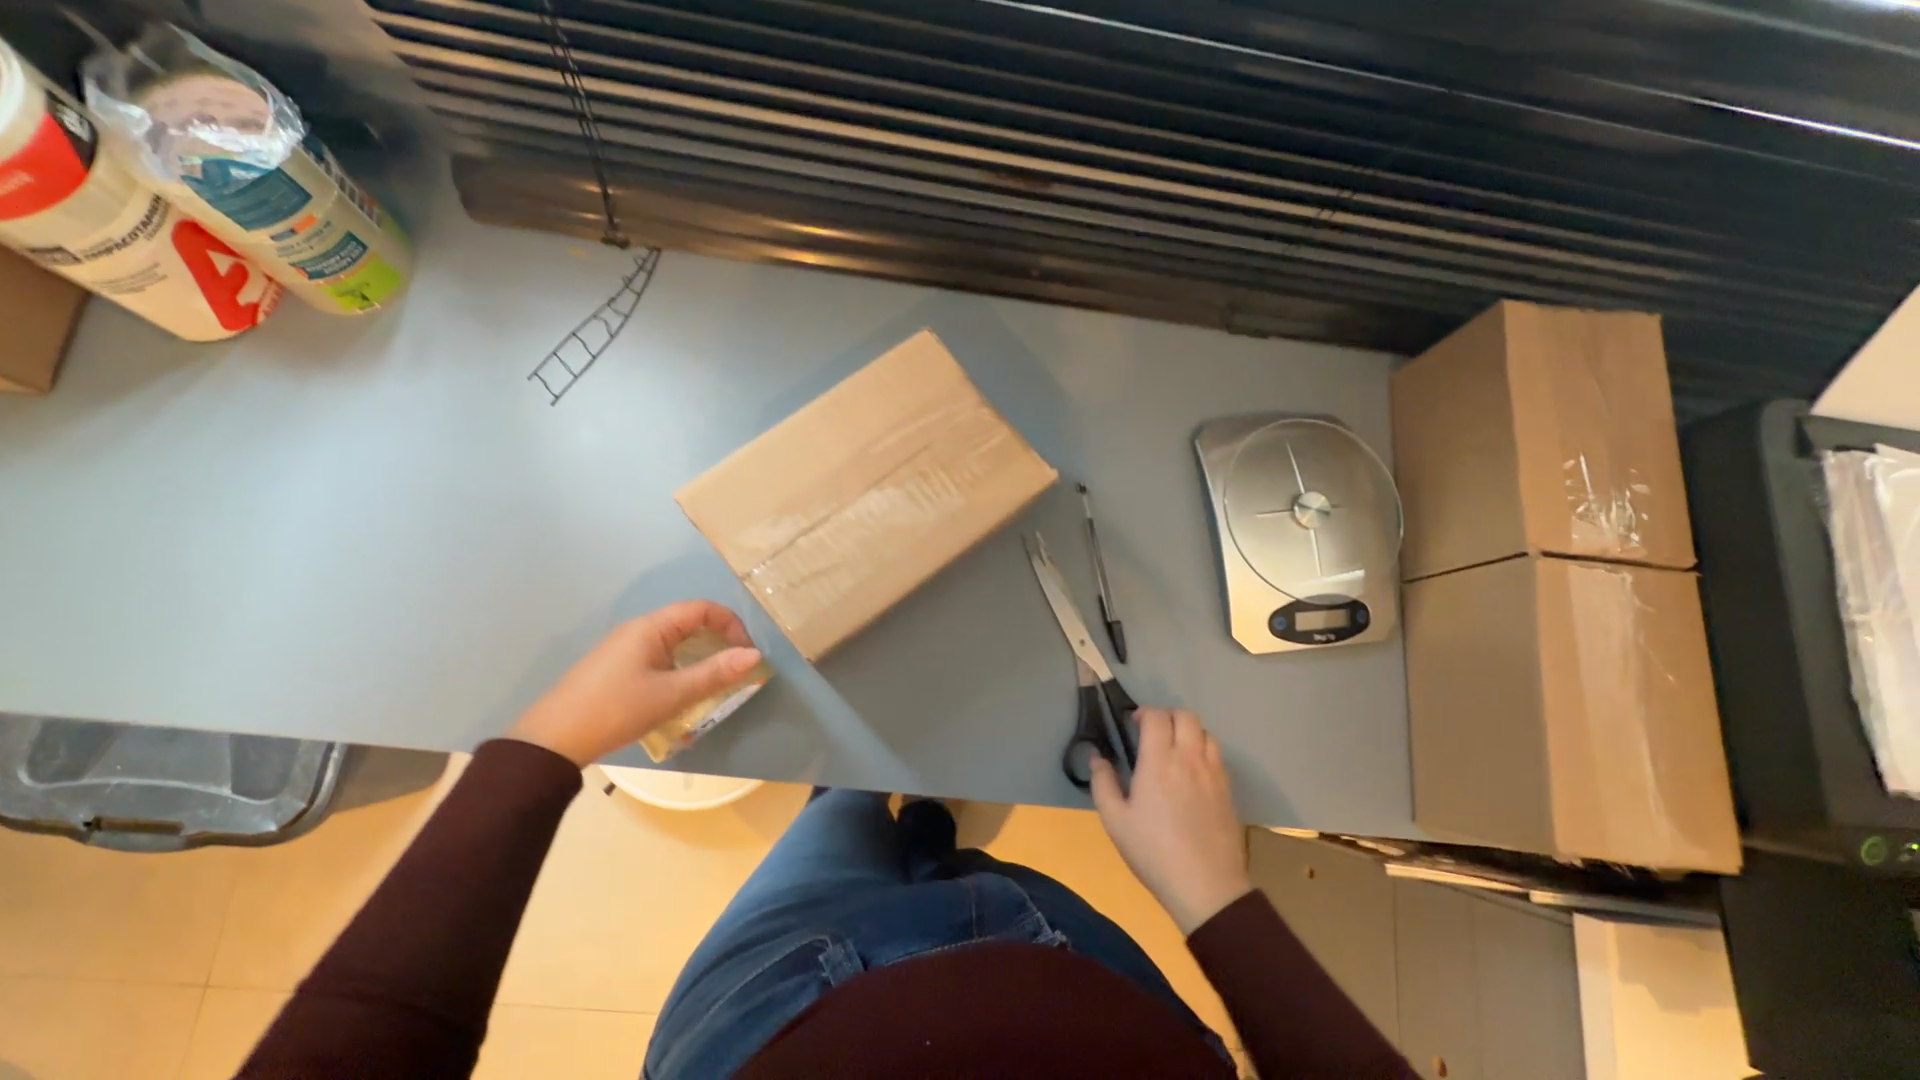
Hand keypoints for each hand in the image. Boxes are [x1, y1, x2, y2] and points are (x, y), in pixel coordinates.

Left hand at [507, 602, 762, 767]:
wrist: (553, 739)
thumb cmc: (616, 710)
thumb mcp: (671, 694)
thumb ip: (714, 674)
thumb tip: (754, 655)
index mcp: (651, 627)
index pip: (701, 609)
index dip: (730, 625)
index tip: (745, 654)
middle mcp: (638, 630)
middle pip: (688, 623)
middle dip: (718, 641)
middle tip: (735, 671)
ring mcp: (624, 649)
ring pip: (674, 642)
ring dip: (699, 657)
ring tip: (714, 685)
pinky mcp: (616, 668)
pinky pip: (659, 657)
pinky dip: (680, 668)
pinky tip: (681, 694)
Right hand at [1090, 708, 1252, 934]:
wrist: (1206, 886)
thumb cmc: (1153, 853)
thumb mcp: (1116, 821)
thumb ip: (1103, 784)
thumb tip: (1097, 759)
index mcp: (1159, 761)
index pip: (1157, 717)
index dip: (1144, 713)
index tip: (1133, 725)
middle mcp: (1190, 758)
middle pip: (1186, 716)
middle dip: (1168, 716)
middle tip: (1153, 734)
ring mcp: (1214, 773)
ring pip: (1206, 733)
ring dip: (1189, 732)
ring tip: (1175, 750)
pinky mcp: (1228, 790)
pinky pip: (1217, 756)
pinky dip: (1204, 751)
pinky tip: (1192, 774)